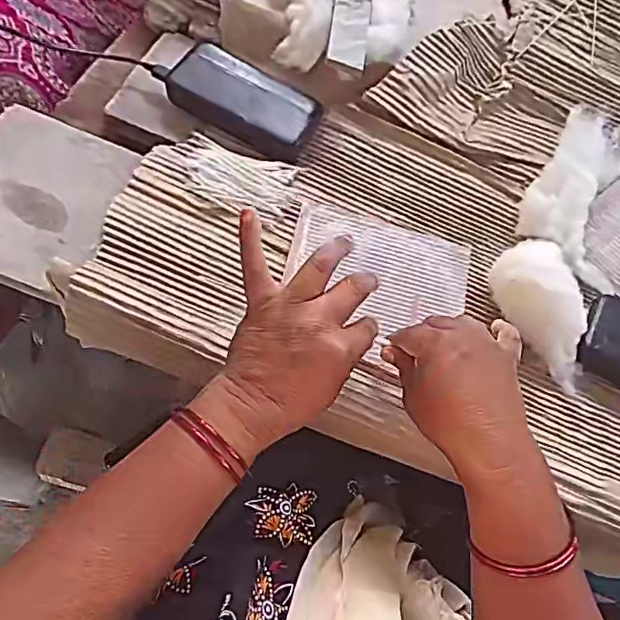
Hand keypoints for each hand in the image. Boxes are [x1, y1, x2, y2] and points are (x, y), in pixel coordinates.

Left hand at [191, 209, 378, 459]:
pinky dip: (251, 239)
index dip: (368, 325)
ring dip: (334, 251)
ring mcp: (290, 307)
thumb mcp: (334, 386)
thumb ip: (346, 358)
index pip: (366, 325)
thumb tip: (353, 342)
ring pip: (317, 267)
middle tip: (368, 279)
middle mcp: (318, 319)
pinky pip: (256, 265)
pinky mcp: (262, 303)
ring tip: (344, 243)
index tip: (366, 325)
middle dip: (364, 283)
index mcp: (340, 344)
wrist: (251, 405)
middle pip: (352, 290)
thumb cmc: (290, 404)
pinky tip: (250, 215)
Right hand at [384, 317, 535, 483]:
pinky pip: (503, 334)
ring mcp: (486, 345)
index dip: (396, 342)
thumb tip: (398, 357)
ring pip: (464, 323)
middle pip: (435, 323)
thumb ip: (403, 369)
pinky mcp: (506, 357)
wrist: (489, 444)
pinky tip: (493, 329)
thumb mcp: (414, 396)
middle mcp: (462, 336)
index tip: (393, 350)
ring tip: (442, 346)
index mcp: (434, 342)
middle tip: (411, 352)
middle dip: (420, 334)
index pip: (407, 333)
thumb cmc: (454, 426)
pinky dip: (496, 330)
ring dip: (450, 330)